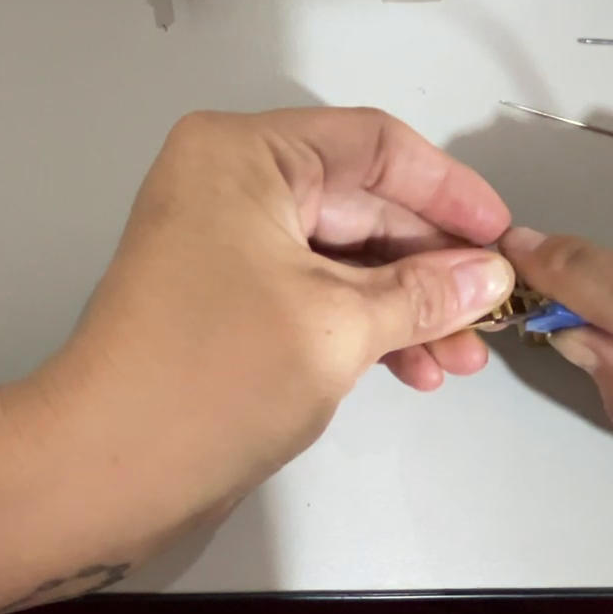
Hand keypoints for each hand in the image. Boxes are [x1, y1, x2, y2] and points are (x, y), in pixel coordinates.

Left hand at [44, 109, 514, 516]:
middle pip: (359, 207)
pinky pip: (310, 296)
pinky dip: (360, 328)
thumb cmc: (218, 376)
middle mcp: (230, 186)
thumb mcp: (338, 326)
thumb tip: (491, 275)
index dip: (447, 190)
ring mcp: (225, 247)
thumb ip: (424, 294)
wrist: (110, 467)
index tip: (502, 238)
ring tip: (460, 359)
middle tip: (491, 316)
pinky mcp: (226, 302)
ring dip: (403, 308)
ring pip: (339, 261)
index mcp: (244, 155)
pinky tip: (412, 369)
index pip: (373, 146)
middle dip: (430, 267)